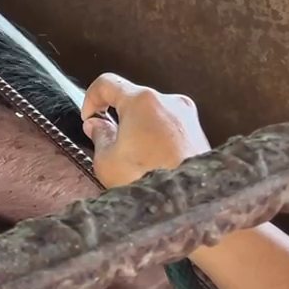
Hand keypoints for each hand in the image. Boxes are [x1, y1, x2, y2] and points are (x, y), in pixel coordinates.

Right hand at [80, 73, 211, 187]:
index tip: (89, 117)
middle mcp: (168, 102)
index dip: (91, 98)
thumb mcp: (107, 160)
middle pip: (132, 98)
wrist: (190, 205)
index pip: (107, 83)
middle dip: (116, 116)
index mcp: (141, 101)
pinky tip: (152, 162)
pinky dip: (157, 138)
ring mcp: (187, 117)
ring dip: (137, 128)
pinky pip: (170, 128)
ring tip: (132, 157)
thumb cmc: (148, 180)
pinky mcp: (200, 134)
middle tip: (107, 140)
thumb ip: (99, 136)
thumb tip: (96, 126)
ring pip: (152, 114)